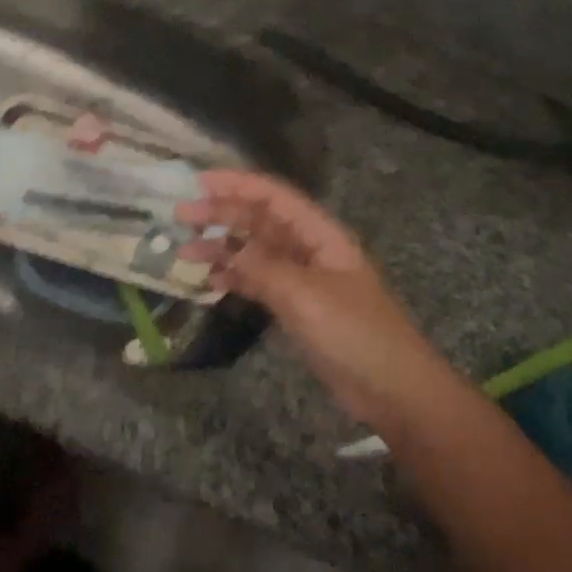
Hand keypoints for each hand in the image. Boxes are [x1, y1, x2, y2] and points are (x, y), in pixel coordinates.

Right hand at [179, 170, 438, 426]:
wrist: (392, 388)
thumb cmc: (355, 333)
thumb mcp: (305, 295)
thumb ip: (263, 267)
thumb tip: (227, 251)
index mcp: (320, 235)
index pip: (273, 196)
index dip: (236, 184)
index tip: (197, 183)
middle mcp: (309, 249)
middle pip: (259, 221)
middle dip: (221, 214)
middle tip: (179, 217)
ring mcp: (302, 280)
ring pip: (254, 252)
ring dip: (222, 248)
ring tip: (184, 252)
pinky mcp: (297, 308)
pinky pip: (258, 282)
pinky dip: (234, 279)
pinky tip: (209, 282)